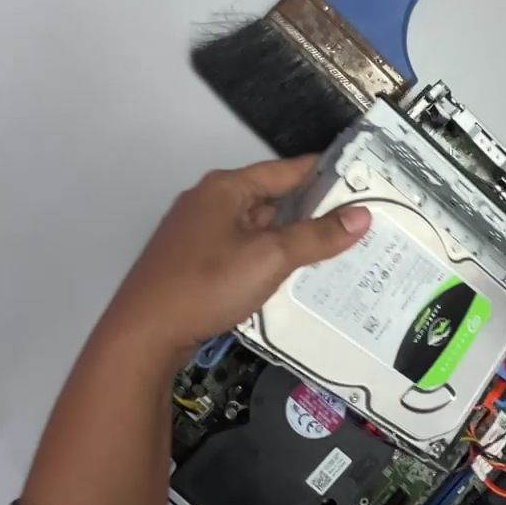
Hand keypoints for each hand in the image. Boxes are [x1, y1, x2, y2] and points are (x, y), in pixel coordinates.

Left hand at [101, 157, 370, 361]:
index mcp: (226, 187)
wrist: (143, 335)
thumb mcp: (271, 258)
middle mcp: (209, 200)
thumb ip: (317, 236)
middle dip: (310, 209)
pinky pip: (240, 247)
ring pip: (256, 225)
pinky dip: (266, 254)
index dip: (324, 173)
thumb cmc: (207, 285)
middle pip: (271, 197)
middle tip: (354, 221)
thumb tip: (362, 216)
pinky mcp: (191, 260)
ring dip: (289, 235)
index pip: (286, 170)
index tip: (361, 180)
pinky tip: (286, 273)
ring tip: (330, 248)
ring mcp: (197, 231)